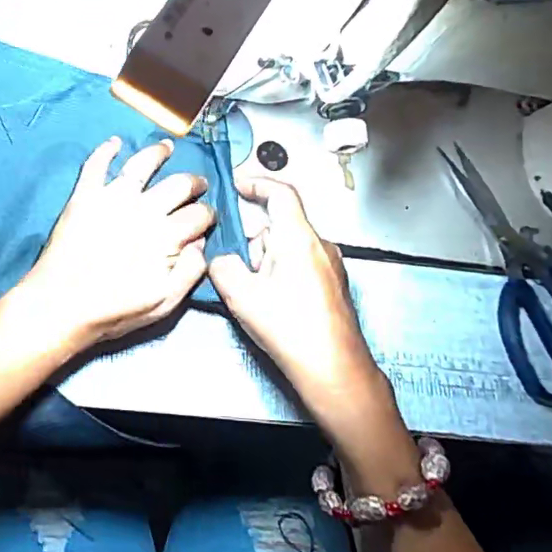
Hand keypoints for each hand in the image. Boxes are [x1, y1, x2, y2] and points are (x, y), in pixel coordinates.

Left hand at [12, 137, 214, 348]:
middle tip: (198, 184)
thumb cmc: (113, 310)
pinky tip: (114, 142)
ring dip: (158, 153)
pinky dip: (106, 150)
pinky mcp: (84, 196)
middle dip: (194, 183)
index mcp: (167, 235)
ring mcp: (112, 198)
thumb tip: (201, 244)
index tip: (208, 218)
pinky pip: (96, 165)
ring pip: (141, 165)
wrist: (60, 304)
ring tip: (167, 148)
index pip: (199, 215)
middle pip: (178, 185)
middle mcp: (144, 208)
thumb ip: (189, 270)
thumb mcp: (164, 301)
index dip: (208, 215)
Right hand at [207, 176, 380, 395]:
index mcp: (298, 238)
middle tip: (234, 267)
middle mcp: (319, 245)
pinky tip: (271, 303)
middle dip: (252, 241)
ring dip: (265, 261)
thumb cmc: (289, 328)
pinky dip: (279, 273)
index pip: (280, 192)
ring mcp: (329, 265)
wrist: (333, 369)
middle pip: (278, 225)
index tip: (236, 186)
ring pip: (286, 247)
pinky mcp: (332, 284)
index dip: (255, 183)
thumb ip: (221, 263)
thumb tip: (219, 254)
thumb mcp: (239, 293)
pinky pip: (299, 264)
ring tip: (253, 294)